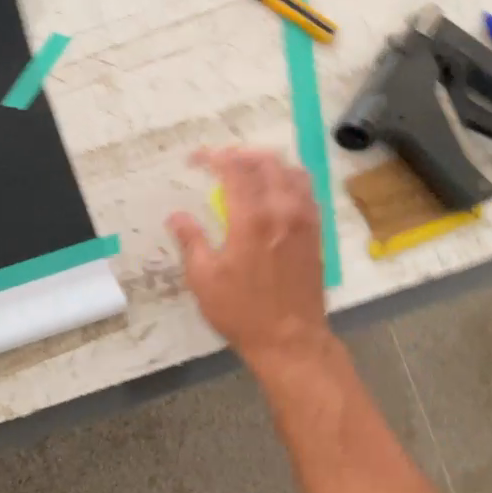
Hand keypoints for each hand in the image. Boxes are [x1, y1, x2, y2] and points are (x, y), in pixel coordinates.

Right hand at [168, 147, 335, 372]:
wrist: (289, 338)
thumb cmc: (239, 310)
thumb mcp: (203, 278)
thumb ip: (191, 240)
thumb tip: (176, 217)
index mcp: (251, 219)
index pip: (234, 171)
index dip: (214, 158)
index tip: (195, 158)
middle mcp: (282, 210)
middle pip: (268, 163)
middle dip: (241, 154)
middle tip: (220, 158)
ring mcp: (304, 220)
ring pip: (292, 172)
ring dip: (268, 163)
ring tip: (248, 168)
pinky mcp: (315, 233)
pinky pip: (306, 191)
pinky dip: (288, 180)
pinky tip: (274, 191)